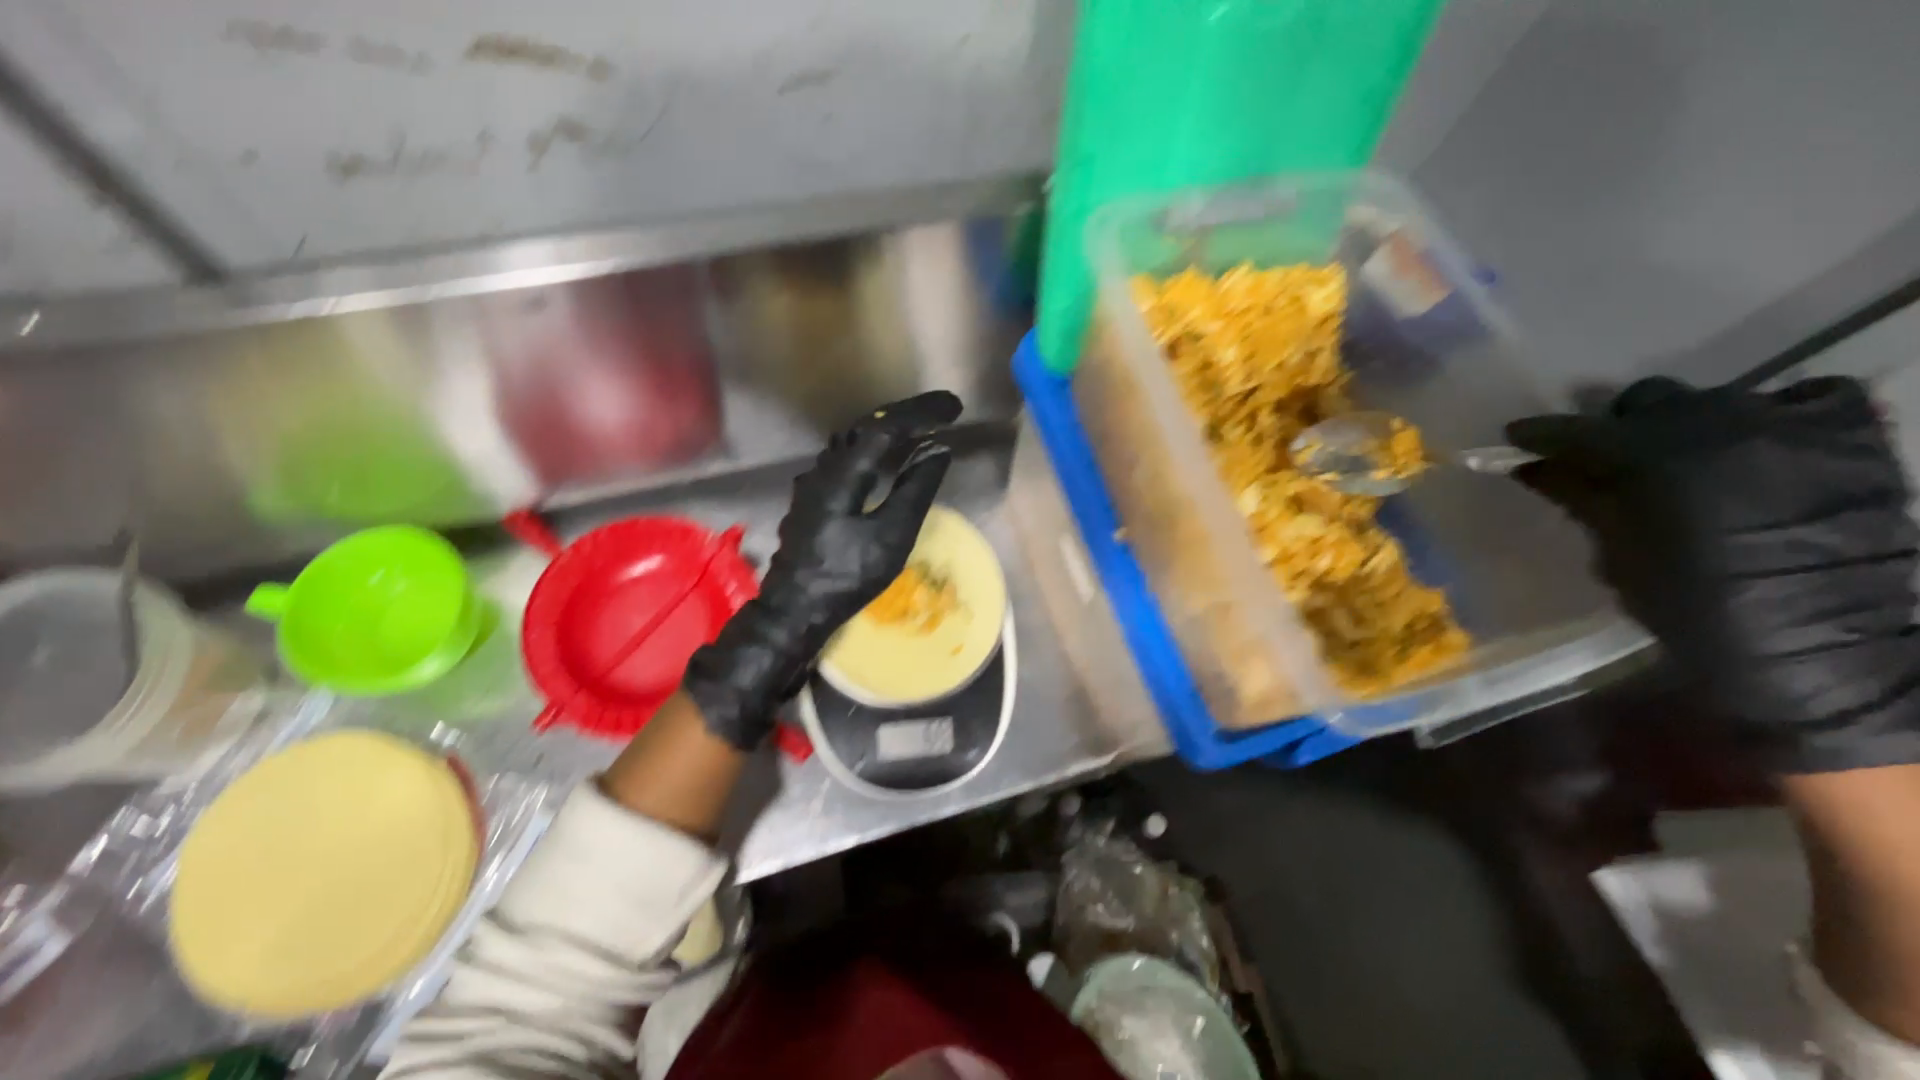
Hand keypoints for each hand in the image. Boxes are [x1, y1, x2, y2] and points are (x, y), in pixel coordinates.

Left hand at [683, 391, 962, 748]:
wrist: (794, 611)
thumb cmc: (846, 577)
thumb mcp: (890, 537)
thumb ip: (914, 490)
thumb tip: (937, 451)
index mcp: (842, 473)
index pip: (885, 427)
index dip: (921, 413)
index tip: (954, 409)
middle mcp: (823, 468)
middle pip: (867, 427)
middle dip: (906, 416)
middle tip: (944, 413)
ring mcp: (813, 483)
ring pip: (854, 442)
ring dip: (889, 431)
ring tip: (923, 430)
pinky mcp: (813, 499)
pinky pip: (847, 459)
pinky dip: (875, 451)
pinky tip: (889, 461)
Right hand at [1507, 376, 1919, 771]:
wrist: (1818, 643)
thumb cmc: (1696, 608)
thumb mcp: (1619, 556)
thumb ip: (1579, 499)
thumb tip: (1532, 466)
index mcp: (1646, 456)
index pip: (1575, 431)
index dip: (1540, 435)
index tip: (1516, 440)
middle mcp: (1711, 419)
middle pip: (1648, 403)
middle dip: (1623, 429)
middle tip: (1616, 464)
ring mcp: (1782, 419)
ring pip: (1718, 400)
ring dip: (1694, 427)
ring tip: (1695, 463)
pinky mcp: (1844, 429)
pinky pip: (1803, 399)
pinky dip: (1778, 415)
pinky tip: (1767, 445)